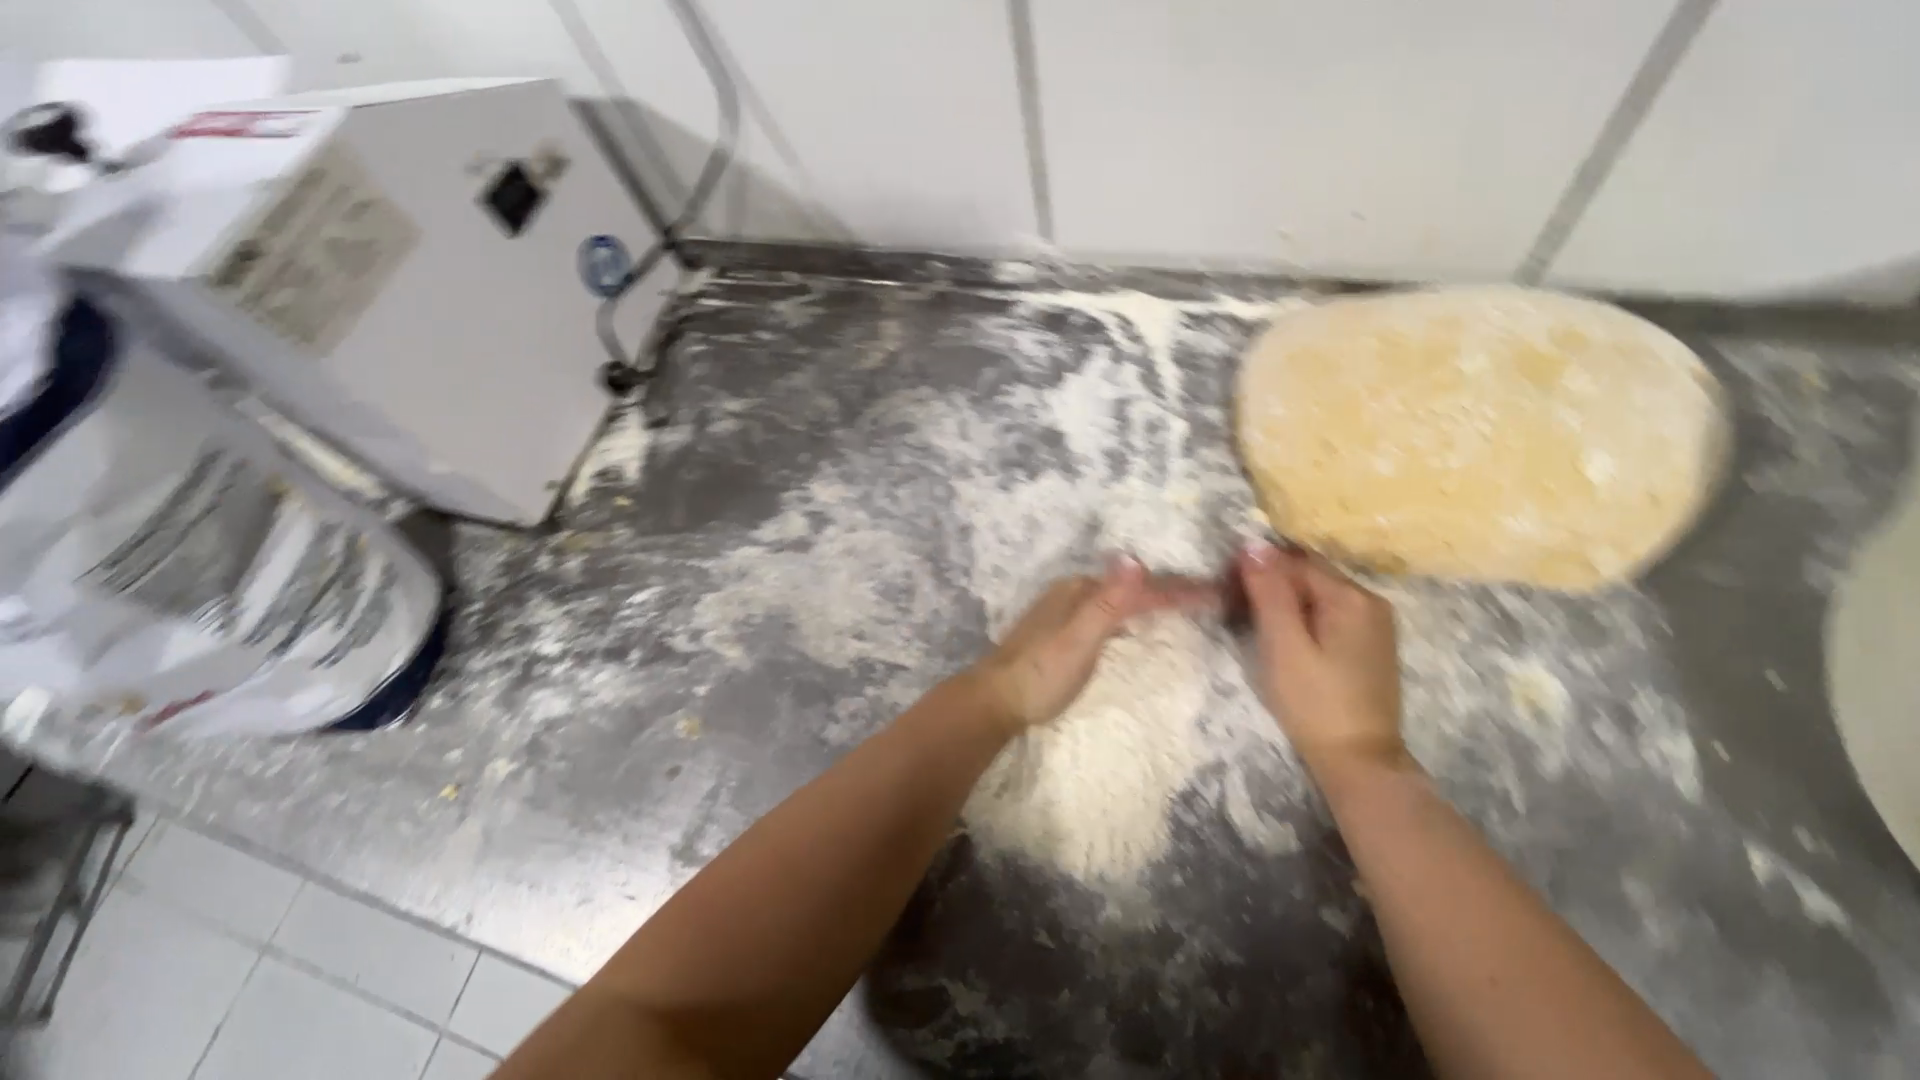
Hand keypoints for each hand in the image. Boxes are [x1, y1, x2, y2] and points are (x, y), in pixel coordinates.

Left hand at [970, 555, 1221, 732]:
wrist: (995, 700)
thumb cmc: (1039, 673)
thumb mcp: (1079, 639)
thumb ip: (1108, 604)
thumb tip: (1135, 558)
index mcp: (1080, 590)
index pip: (1142, 587)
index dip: (1180, 591)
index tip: (1218, 594)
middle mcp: (1073, 593)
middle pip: (1132, 588)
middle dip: (1170, 590)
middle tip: (1211, 596)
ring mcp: (1066, 612)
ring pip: (1120, 600)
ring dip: (1152, 600)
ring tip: (1186, 605)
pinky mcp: (1062, 632)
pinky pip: (1109, 614)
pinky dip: (1132, 614)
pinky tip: (1137, 623)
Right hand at [1236, 540, 1409, 775]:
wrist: (1359, 760)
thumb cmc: (1314, 703)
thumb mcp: (1283, 646)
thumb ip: (1270, 592)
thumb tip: (1253, 542)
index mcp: (1351, 596)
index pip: (1295, 562)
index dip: (1258, 569)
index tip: (1227, 590)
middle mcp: (1371, 600)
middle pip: (1310, 575)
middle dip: (1273, 584)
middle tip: (1237, 610)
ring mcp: (1376, 623)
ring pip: (1320, 595)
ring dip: (1287, 601)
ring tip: (1257, 626)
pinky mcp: (1372, 645)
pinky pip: (1332, 614)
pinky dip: (1305, 618)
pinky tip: (1286, 640)